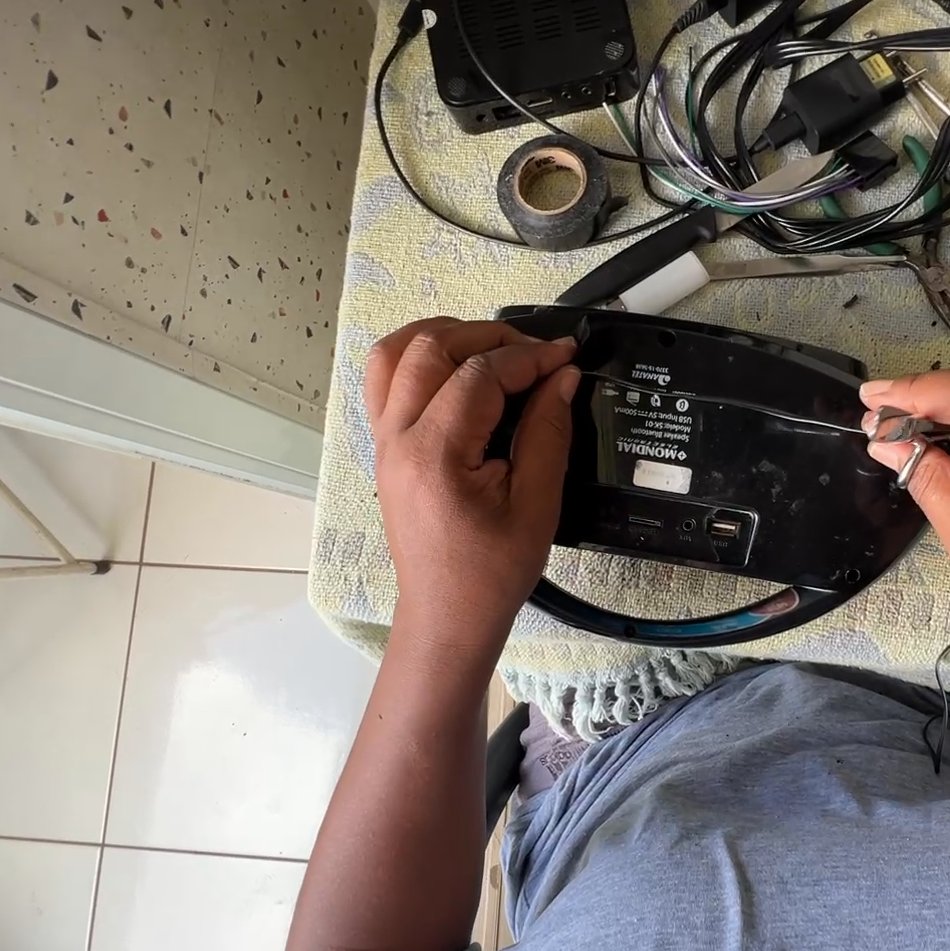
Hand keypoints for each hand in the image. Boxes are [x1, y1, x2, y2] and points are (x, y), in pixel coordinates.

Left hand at [364, 317, 579, 646]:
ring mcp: (383, 442)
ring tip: (491, 348)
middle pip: (430, 347)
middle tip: (535, 353)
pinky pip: (385, 382)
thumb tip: (561, 377)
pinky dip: (418, 360)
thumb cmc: (491, 571)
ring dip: (444, 336)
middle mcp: (397, 438)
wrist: (449, 614)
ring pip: (394, 354)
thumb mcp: (537, 503)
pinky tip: (455, 371)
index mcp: (435, 453)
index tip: (566, 356)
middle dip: (488, 336)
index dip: (529, 357)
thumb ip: (548, 431)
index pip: (480, 374)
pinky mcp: (385, 449)